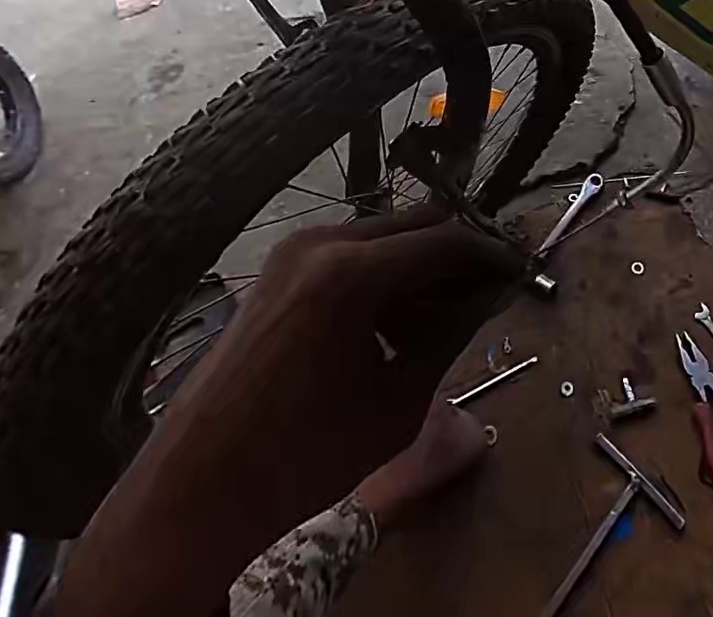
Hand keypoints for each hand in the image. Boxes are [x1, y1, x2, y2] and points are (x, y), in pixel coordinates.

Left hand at [61, 206, 519, 616]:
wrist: (194, 488)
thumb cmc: (305, 454)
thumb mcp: (398, 399)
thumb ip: (452, 333)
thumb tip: (492, 295)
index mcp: (352, 272)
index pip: (445, 241)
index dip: (489, 254)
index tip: (518, 269)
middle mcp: (322, 242)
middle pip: (415, 224)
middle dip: (457, 254)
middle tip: (486, 289)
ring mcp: (294, 250)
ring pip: (383, 236)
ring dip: (421, 265)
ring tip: (444, 313)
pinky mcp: (280, 268)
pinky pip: (350, 254)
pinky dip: (384, 275)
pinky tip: (396, 319)